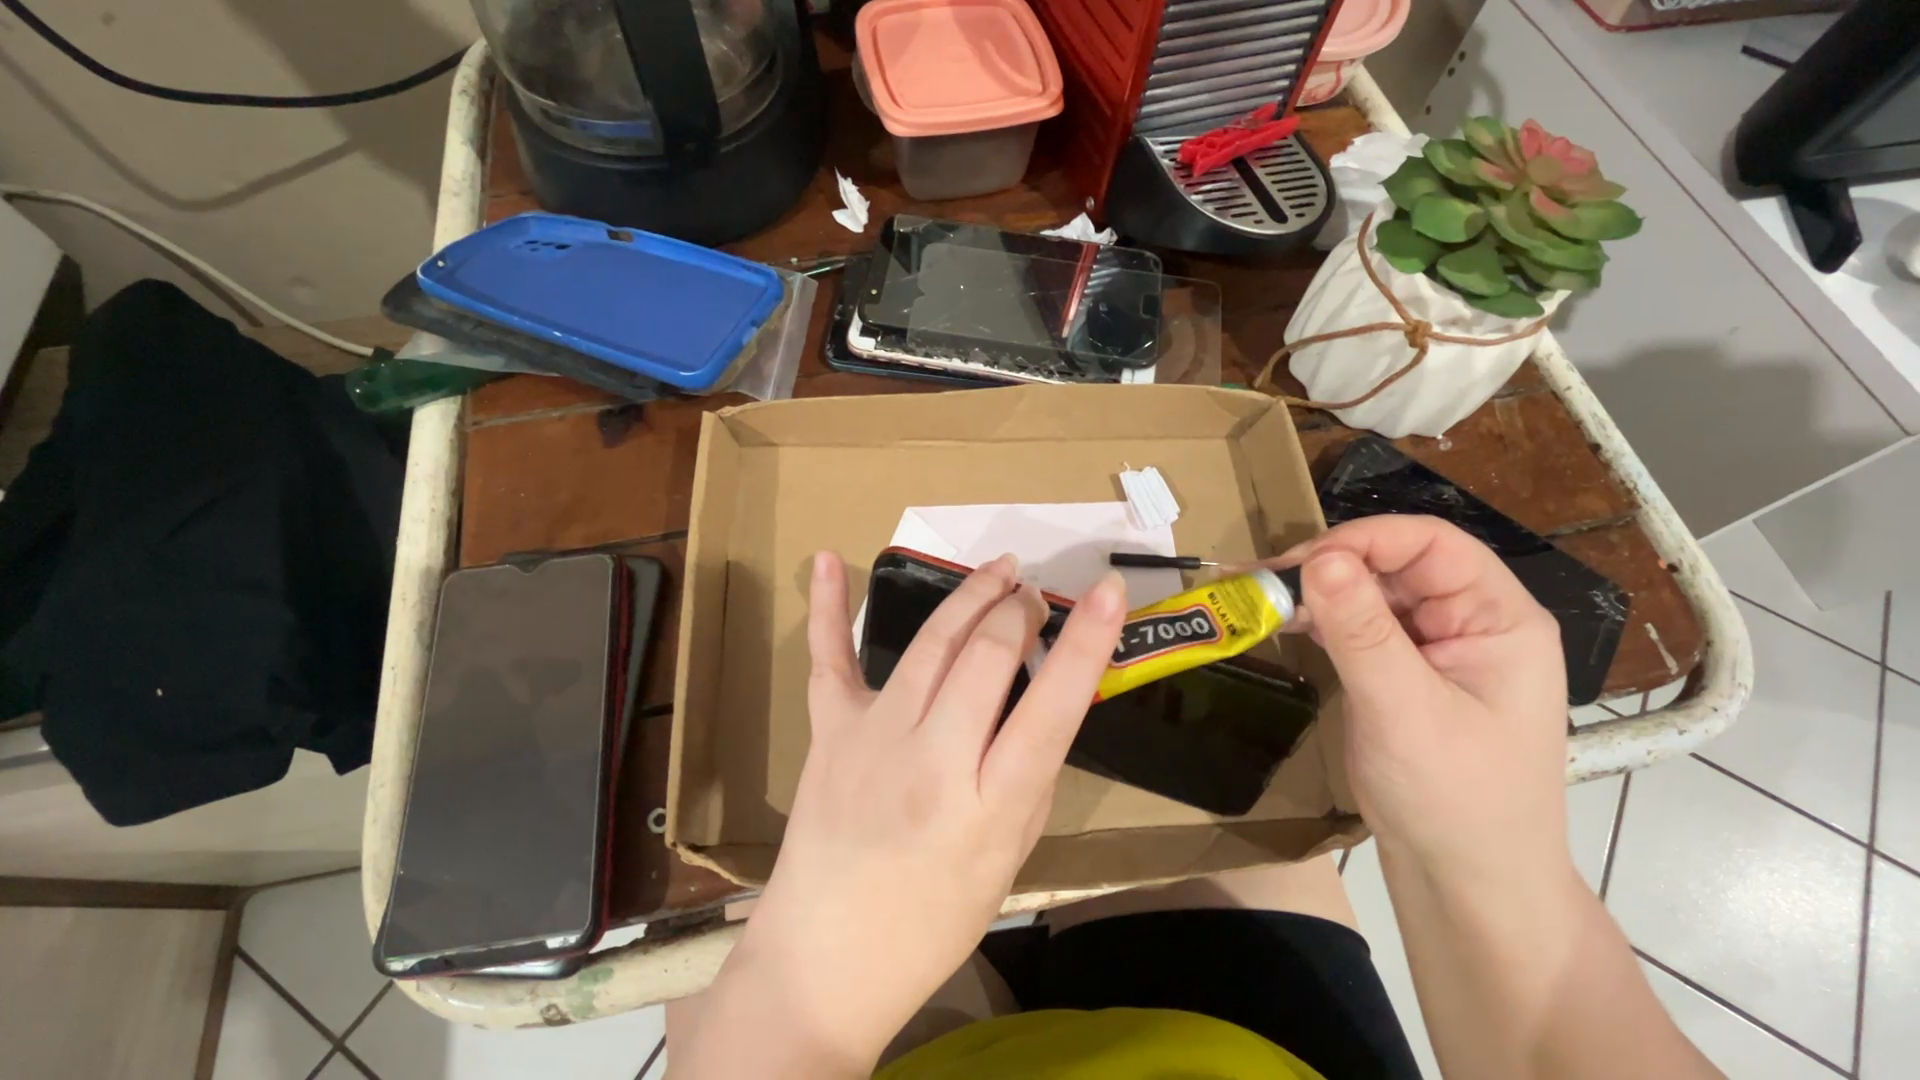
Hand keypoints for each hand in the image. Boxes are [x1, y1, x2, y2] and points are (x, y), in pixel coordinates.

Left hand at [701, 552, 1126, 1073]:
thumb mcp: (1010, 859)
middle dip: (1018, 611)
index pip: (1051, 707)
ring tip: (999, 572)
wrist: (828, 959)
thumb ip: (1029, 776)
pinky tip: (828, 557)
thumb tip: (1041, 703)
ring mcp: (873, 740)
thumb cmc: (934, 922)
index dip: (1086, 641)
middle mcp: (932, 761)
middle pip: (985, 657)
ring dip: (970, 598)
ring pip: (930, 644)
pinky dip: (829, 606)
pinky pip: (829, 660)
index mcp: (990, 807)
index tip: (1109, 590)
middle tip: (1034, 595)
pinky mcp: (829, 733)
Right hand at [1269, 515, 1569, 881]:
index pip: (1433, 544)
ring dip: (1320, 593)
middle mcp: (1471, 623)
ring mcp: (1437, 650)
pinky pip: (1361, 629)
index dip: (1365, 540)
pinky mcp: (1406, 675)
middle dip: (1332, 566)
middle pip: (1398, 565)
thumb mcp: (1404, 710)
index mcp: (1499, 619)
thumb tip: (1319, 558)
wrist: (1465, 882)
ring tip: (1261, 599)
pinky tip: (1285, 624)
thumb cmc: (1453, 799)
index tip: (1301, 562)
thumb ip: (1361, 631)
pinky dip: (1322, 622)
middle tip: (1264, 581)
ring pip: (1373, 595)